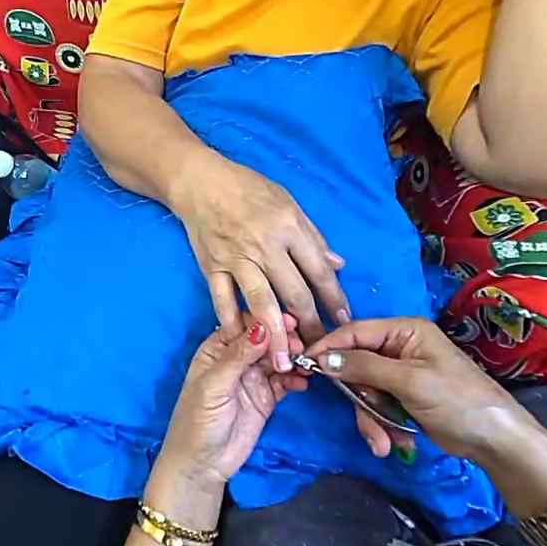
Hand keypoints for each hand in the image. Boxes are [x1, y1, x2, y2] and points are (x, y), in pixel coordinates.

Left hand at [153, 316, 307, 497]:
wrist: (202, 465)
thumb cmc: (197, 421)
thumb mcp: (214, 385)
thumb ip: (238, 356)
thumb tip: (262, 326)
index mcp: (218, 348)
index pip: (244, 324)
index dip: (266, 320)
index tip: (288, 321)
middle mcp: (238, 358)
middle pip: (266, 338)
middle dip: (284, 339)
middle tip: (300, 346)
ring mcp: (254, 377)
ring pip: (278, 358)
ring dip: (293, 357)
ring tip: (305, 363)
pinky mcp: (267, 396)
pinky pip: (285, 380)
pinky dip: (296, 377)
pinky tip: (303, 381)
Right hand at [172, 152, 351, 369]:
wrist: (201, 182)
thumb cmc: (248, 189)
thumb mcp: (288, 203)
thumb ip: (313, 237)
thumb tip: (338, 265)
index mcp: (289, 228)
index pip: (318, 271)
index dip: (334, 299)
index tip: (345, 321)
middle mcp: (266, 247)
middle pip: (294, 293)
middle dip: (311, 326)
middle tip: (321, 352)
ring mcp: (237, 260)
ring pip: (261, 303)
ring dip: (276, 335)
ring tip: (285, 362)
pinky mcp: (212, 268)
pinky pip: (223, 301)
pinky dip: (232, 323)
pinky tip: (243, 344)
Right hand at [305, 317, 540, 465]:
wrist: (495, 440)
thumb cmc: (457, 400)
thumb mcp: (409, 381)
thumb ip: (364, 367)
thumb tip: (323, 358)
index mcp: (404, 331)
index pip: (355, 331)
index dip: (329, 347)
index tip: (304, 363)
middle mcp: (399, 347)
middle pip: (355, 365)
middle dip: (359, 398)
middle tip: (365, 418)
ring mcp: (399, 374)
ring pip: (363, 391)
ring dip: (371, 418)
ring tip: (385, 441)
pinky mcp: (401, 398)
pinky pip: (376, 407)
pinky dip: (381, 426)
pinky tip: (394, 443)